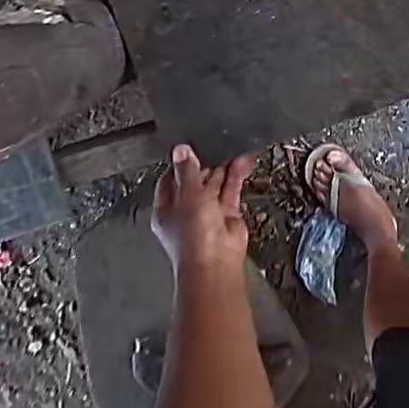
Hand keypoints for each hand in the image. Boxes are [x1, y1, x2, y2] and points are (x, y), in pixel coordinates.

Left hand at [152, 145, 255, 278]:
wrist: (216, 261)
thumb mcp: (188, 195)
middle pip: (194, 182)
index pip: (170, 181)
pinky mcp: (227, 214)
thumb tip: (180, 149)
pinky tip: (242, 162)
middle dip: (204, 165)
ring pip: (214, 185)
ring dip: (222, 169)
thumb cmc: (193, 234)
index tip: (190, 148)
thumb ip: (186, 171)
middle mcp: (186, 211)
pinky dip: (236, 176)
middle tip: (213, 146)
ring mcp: (207, 213)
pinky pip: (230, 191)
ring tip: (231, 149)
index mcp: (166, 209)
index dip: (179, 165)